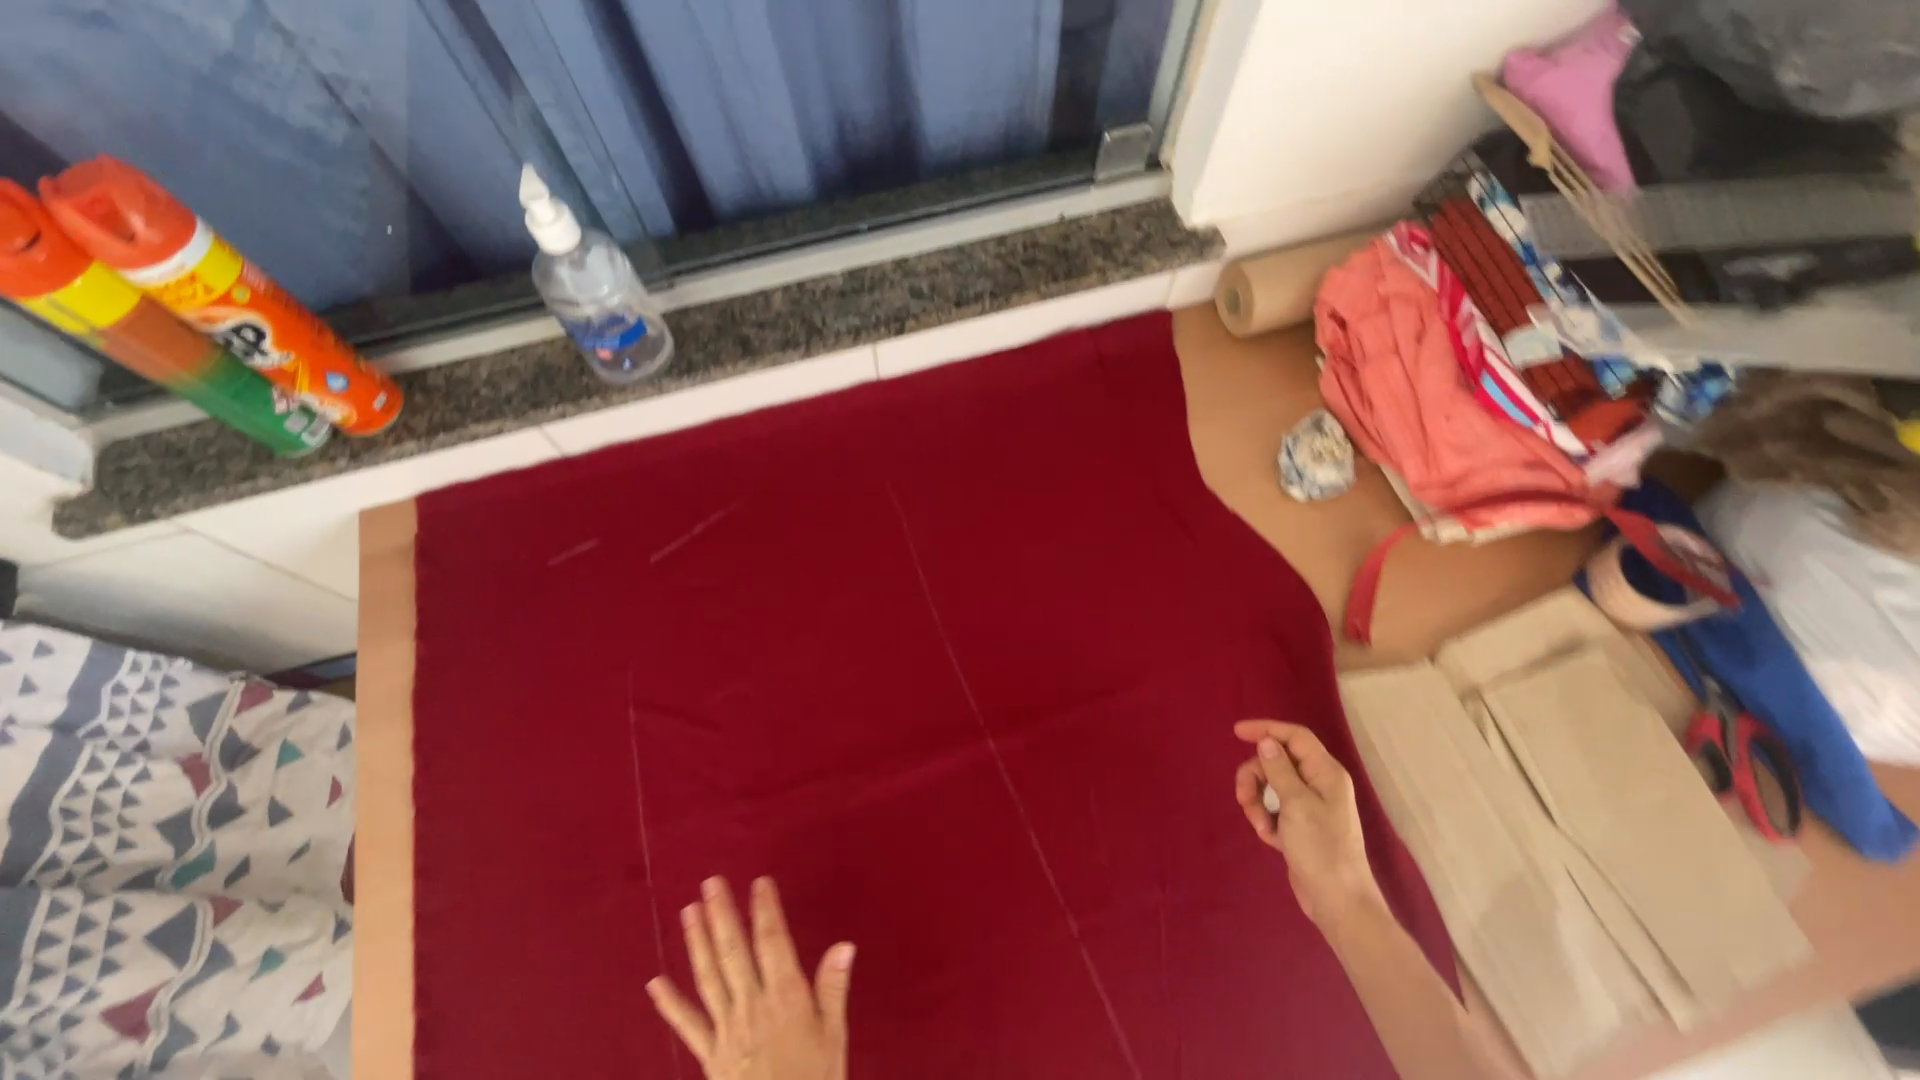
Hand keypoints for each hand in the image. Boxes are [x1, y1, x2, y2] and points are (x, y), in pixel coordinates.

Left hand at [647, 876, 855, 1079]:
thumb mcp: (835, 1038)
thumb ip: (833, 990)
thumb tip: (843, 944)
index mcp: (786, 998)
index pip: (773, 942)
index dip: (765, 910)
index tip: (759, 882)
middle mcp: (752, 1005)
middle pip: (734, 952)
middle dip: (723, 914)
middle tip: (711, 882)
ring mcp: (726, 1030)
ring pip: (708, 977)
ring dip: (696, 942)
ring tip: (689, 911)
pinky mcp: (709, 1055)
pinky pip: (687, 1024)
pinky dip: (669, 1003)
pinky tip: (654, 982)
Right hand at [1232, 720, 1384, 927]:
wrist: (1337, 900)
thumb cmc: (1321, 848)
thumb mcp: (1296, 804)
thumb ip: (1279, 769)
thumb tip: (1267, 742)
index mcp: (1325, 773)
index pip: (1294, 736)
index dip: (1266, 729)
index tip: (1236, 732)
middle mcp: (1318, 784)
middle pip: (1275, 762)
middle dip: (1255, 777)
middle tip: (1244, 798)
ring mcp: (1308, 806)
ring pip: (1270, 786)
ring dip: (1258, 803)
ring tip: (1261, 827)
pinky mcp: (1298, 825)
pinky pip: (1272, 809)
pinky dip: (1265, 820)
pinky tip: (1271, 840)